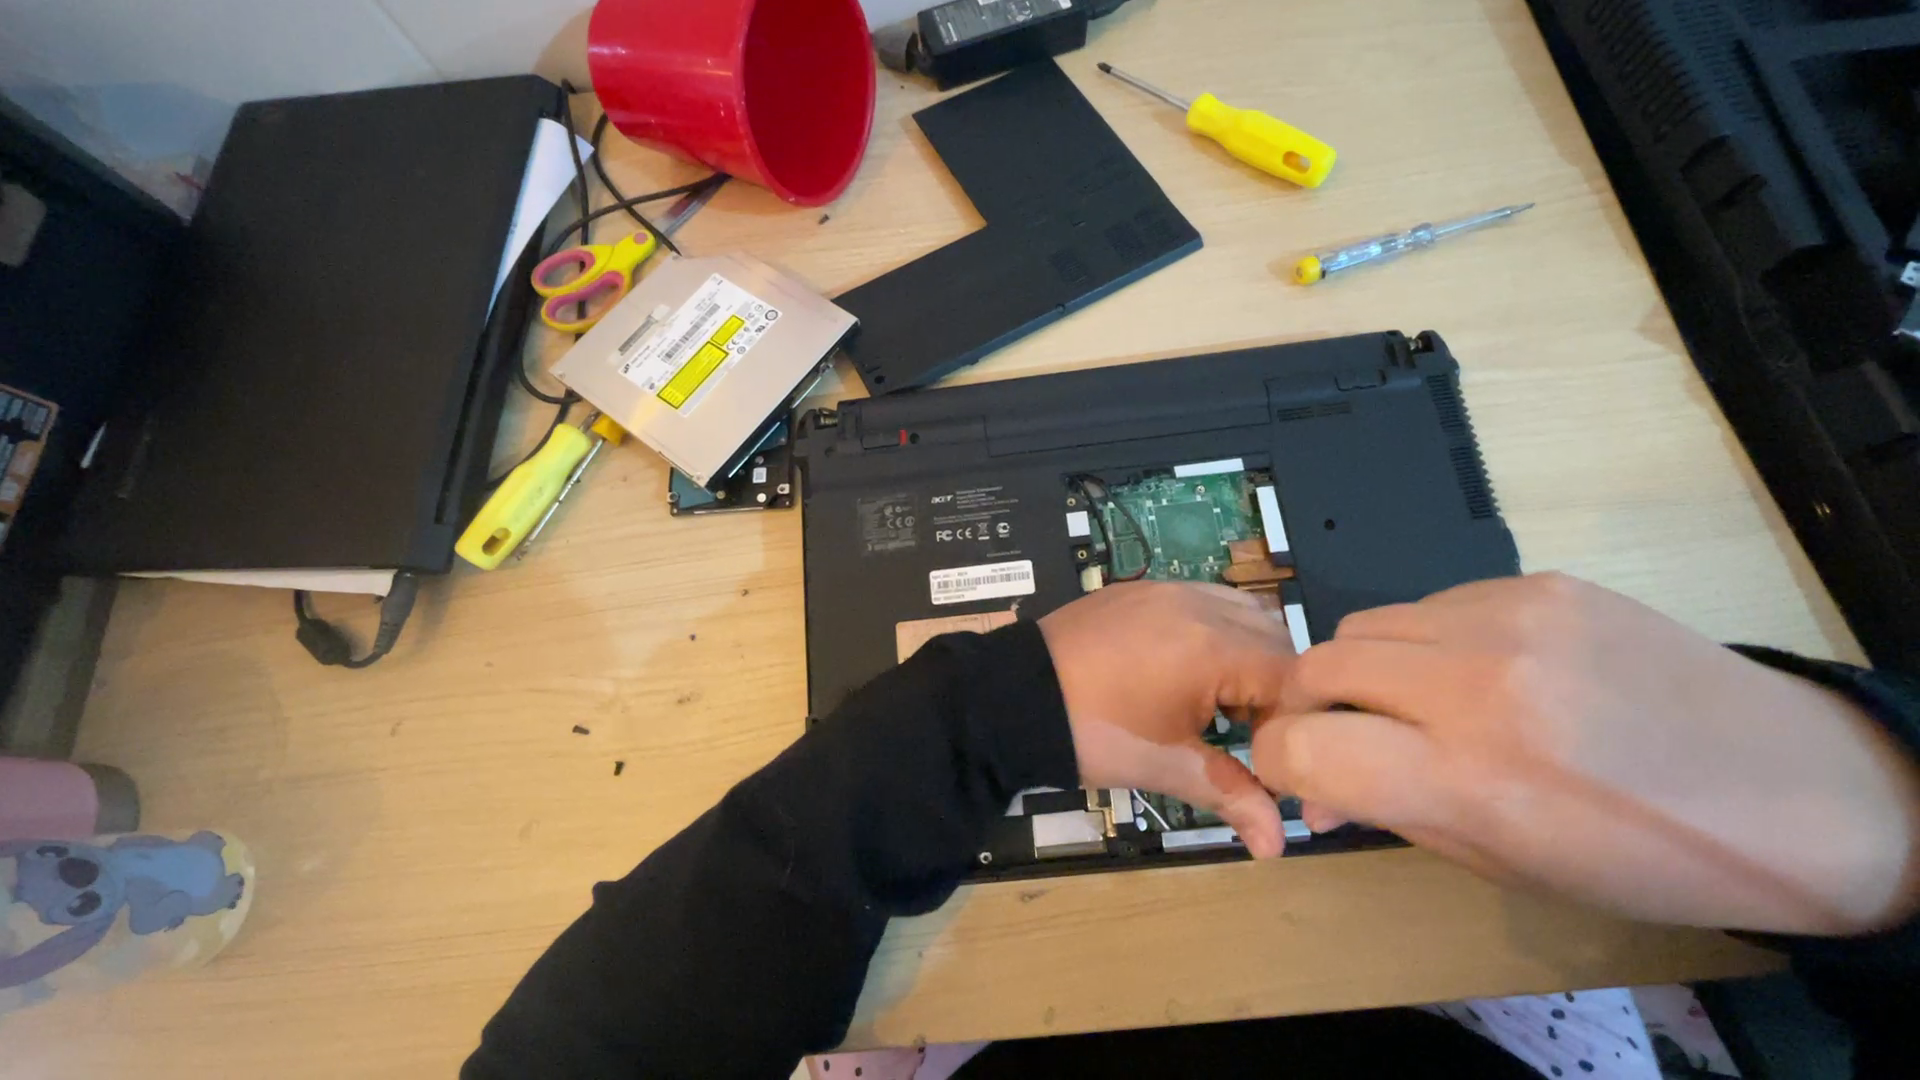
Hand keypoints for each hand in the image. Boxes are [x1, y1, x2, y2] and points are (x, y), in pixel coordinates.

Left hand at [1039, 582, 1292, 857]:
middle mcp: (1198, 604)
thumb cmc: (1094, 733)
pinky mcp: (1141, 588)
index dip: (1291, 720)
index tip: (1271, 754)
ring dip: (1246, 653)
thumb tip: (1277, 846)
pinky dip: (1213, 629)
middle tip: (1244, 731)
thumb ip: (1231, 794)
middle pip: (1273, 639)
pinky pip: (1201, 598)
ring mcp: (1167, 589)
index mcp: (1213, 646)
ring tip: (1215, 700)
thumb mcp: (1164, 764)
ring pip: (1241, 612)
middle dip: (1272, 686)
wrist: (1013, 698)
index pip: (1291, 678)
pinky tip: (1187, 667)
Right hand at [1250, 572, 1919, 934]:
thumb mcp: (1503, 863)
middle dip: (1312, 707)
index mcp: (1470, 777)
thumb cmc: (1643, 857)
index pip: (1301, 745)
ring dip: (1366, 668)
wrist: (1807, 792)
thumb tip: (1311, 783)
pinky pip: (1429, 606)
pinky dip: (1426, 642)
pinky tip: (1483, 671)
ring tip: (1419, 701)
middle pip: (1316, 666)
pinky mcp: (1537, 582)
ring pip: (1363, 626)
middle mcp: (1477, 683)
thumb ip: (1387, 811)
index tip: (1299, 768)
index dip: (1280, 758)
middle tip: (1351, 734)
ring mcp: (1510, 619)